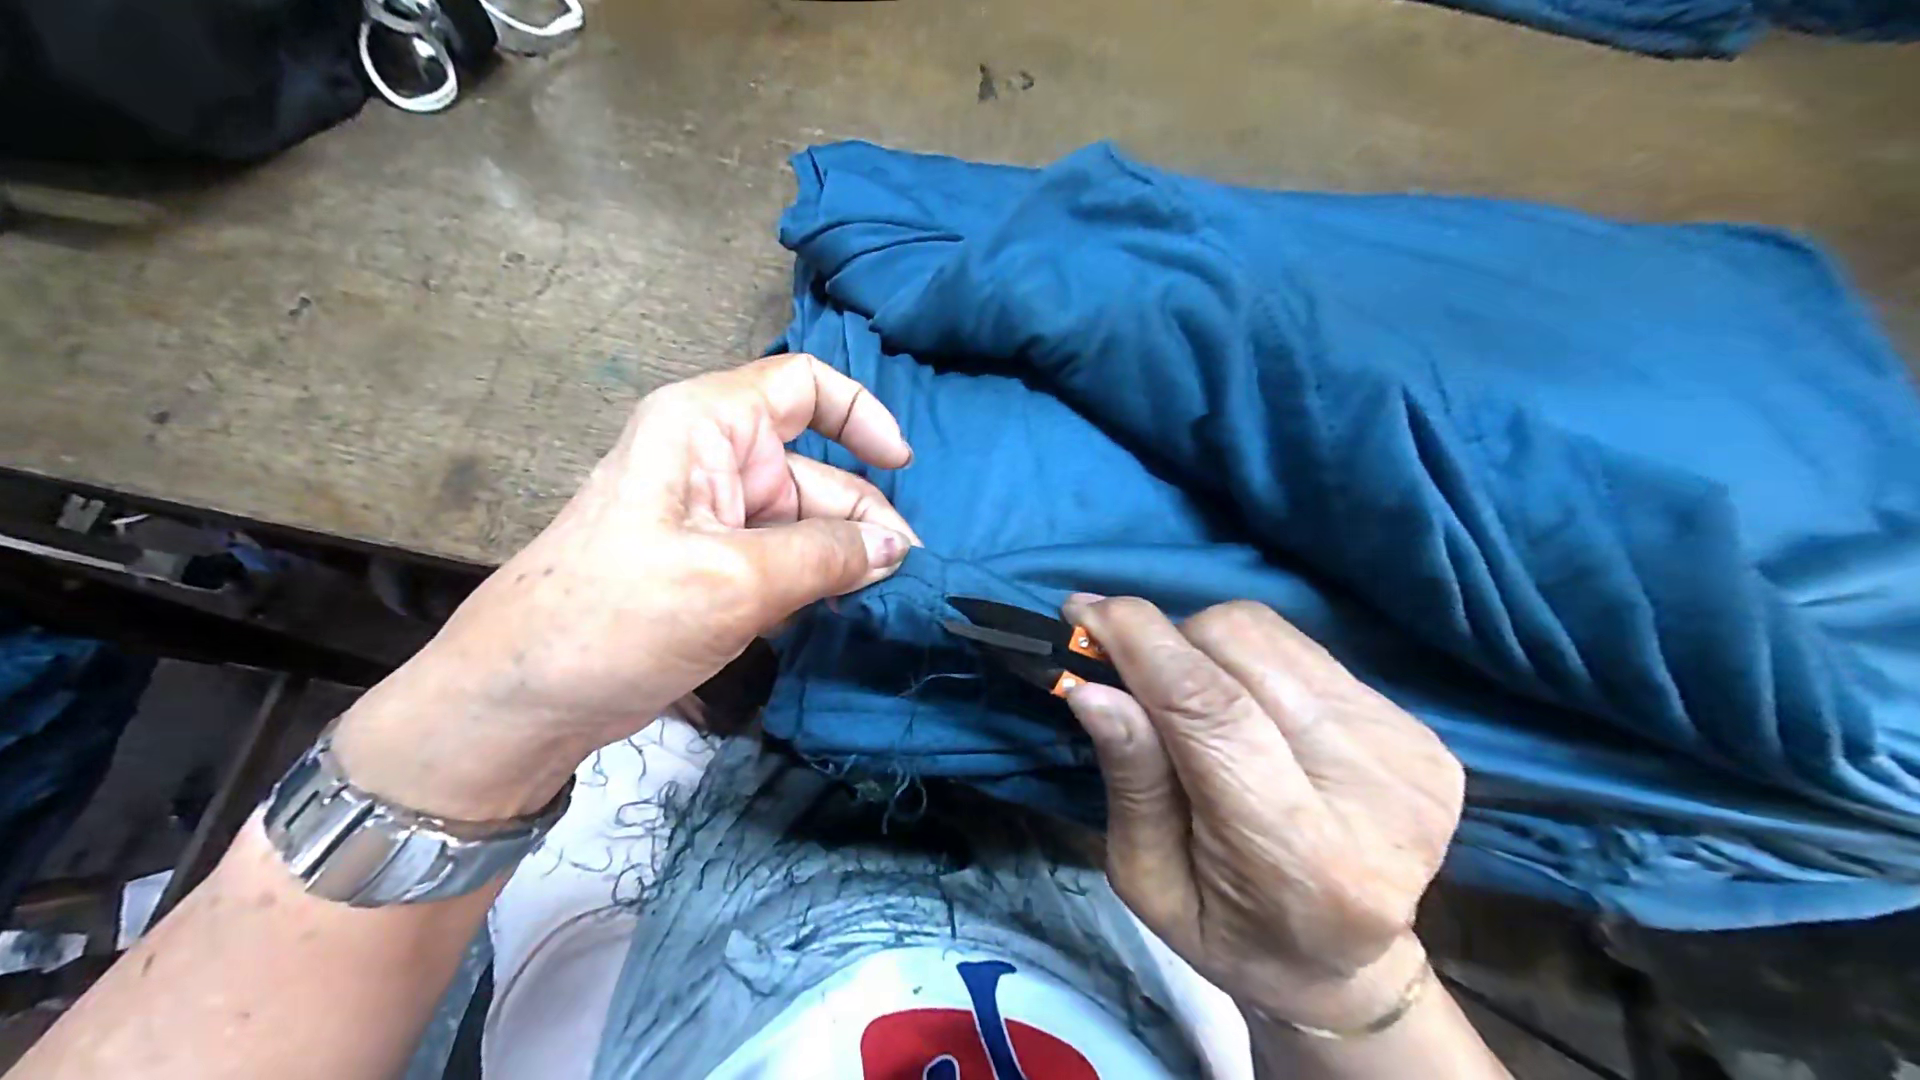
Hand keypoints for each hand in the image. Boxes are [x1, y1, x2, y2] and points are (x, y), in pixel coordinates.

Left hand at [332, 354, 918, 818]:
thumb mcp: (736, 580)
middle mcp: (714, 460)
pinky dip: (819, 579)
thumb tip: (897, 549)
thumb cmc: (617, 617)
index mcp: (706, 428)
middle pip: (816, 469)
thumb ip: (827, 557)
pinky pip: (787, 559)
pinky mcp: (716, 567)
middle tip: (906, 572)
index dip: (860, 414)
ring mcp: (716, 518)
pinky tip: (846, 607)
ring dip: (846, 555)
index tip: (903, 464)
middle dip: (863, 515)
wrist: (521, 702)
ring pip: (806, 521)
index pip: (802, 386)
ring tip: (884, 595)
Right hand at [1061, 595, 1463, 1032]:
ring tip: (1187, 692)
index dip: (1141, 645)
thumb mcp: (1148, 878)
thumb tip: (1092, 689)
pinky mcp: (1421, 729)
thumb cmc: (1228, 931)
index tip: (1082, 611)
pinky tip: (1244, 702)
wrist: (1347, 963)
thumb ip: (1131, 778)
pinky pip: (1300, 646)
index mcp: (1300, 858)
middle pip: (1242, 650)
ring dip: (1204, 645)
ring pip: (1269, 634)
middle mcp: (1374, 794)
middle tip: (1128, 668)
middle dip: (1166, 640)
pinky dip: (1246, 658)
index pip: (1211, 712)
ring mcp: (1407, 752)